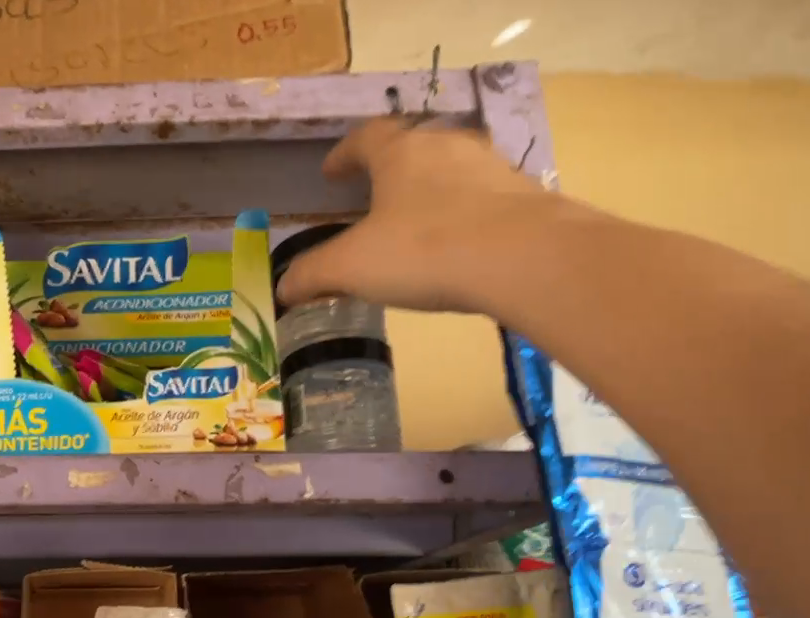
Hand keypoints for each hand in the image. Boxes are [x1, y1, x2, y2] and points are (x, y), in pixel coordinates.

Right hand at [275, 118, 572, 314]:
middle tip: (370, 199)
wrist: (525, 259)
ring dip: (426, 194)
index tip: (331, 172)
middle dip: (388, 172)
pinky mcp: (522, 197)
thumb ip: (312, 275)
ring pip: (448, 173)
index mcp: (400, 153)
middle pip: (411, 148)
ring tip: (411, 226)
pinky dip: (458, 218)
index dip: (344, 154)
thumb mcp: (350, 267)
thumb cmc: (423, 250)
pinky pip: (478, 201)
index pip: (365, 137)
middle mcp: (446, 148)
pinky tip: (452, 249)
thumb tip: (284, 287)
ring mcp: (490, 169)